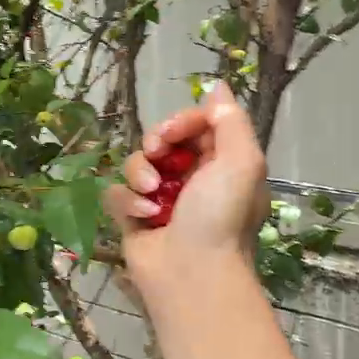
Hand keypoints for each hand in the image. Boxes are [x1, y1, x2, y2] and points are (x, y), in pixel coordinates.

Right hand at [103, 83, 268, 295]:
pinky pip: (117, 193)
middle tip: (157, 156)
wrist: (191, 271)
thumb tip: (219, 87)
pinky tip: (142, 218)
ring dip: (139, 176)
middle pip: (161, 139)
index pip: (195, 123)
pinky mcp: (132, 217)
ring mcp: (160, 198)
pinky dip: (127, 203)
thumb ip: (230, 121)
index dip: (180, 122)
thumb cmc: (220, 215)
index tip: (171, 134)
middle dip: (154, 144)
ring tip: (152, 196)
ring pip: (135, 165)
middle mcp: (191, 177)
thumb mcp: (242, 161)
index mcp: (221, 162)